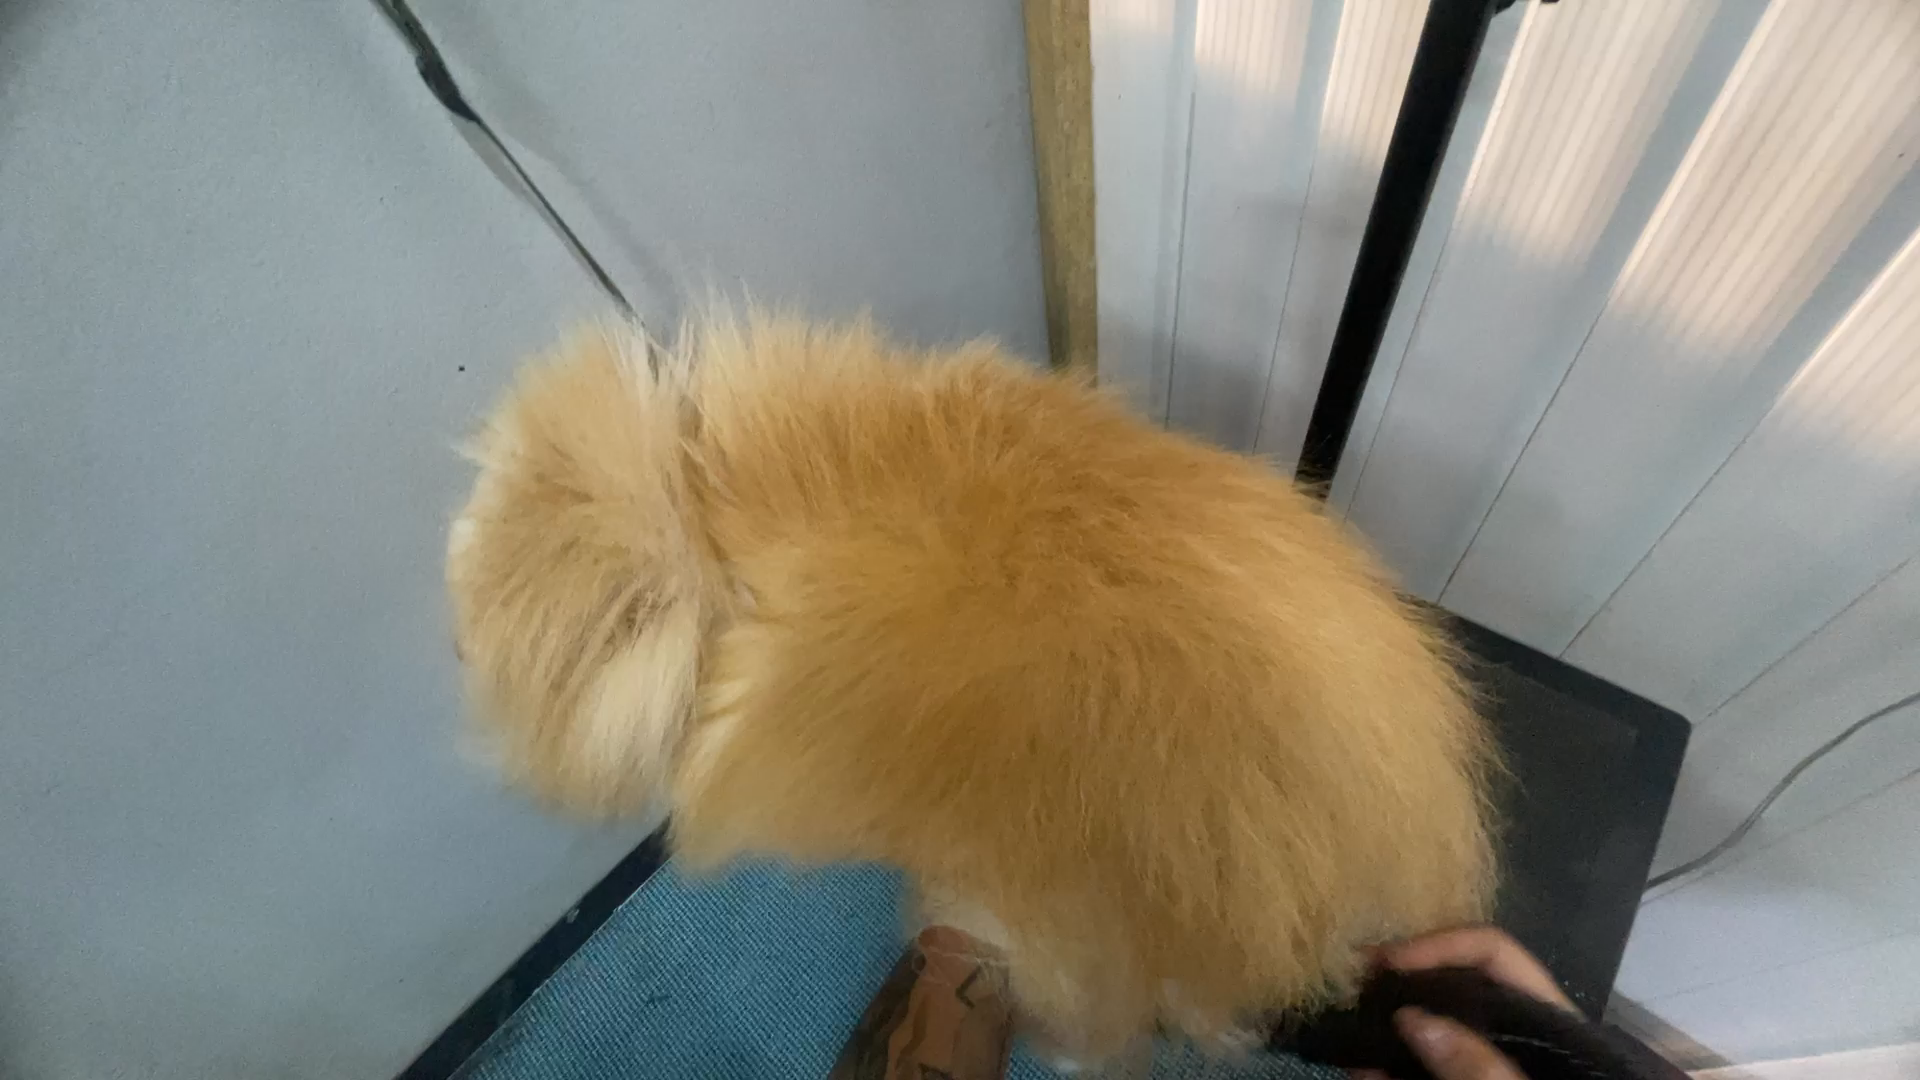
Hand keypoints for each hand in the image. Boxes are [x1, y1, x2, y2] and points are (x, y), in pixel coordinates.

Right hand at [1353, 926, 1572, 1079]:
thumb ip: (1483, 1068)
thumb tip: (1411, 1018)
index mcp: (1550, 1024)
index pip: (1493, 952)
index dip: (1440, 946)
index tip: (1391, 962)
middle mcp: (1515, 1033)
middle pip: (1453, 980)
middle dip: (1401, 976)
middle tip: (1358, 978)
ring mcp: (1487, 1061)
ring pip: (1430, 1026)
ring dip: (1384, 1022)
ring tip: (1347, 1020)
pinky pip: (1416, 1070)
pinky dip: (1383, 1068)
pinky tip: (1358, 1068)